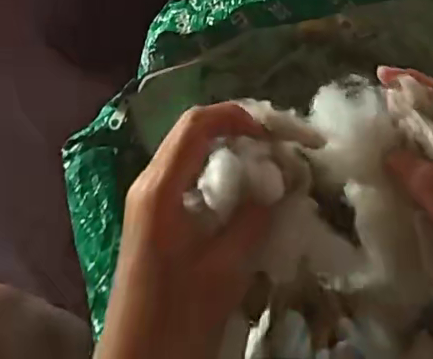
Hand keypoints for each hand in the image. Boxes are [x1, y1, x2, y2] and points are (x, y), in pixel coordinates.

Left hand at [97, 103, 272, 358]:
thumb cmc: (177, 317)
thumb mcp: (226, 267)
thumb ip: (257, 213)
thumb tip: (284, 174)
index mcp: (160, 188)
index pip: (197, 123)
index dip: (238, 116)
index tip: (272, 133)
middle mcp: (149, 182)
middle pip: (194, 128)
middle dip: (238, 126)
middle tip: (275, 140)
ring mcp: (148, 198)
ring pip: (192, 148)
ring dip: (230, 145)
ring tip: (266, 159)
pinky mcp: (154, 215)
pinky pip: (189, 170)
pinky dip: (219, 166)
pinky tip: (243, 186)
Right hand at [378, 67, 432, 358]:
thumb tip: (393, 152)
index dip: (417, 85)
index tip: (382, 76)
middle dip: (404, 113)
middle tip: (366, 113)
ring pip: (432, 157)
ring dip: (403, 147)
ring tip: (368, 144)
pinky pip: (431, 188)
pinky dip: (408, 181)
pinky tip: (385, 188)